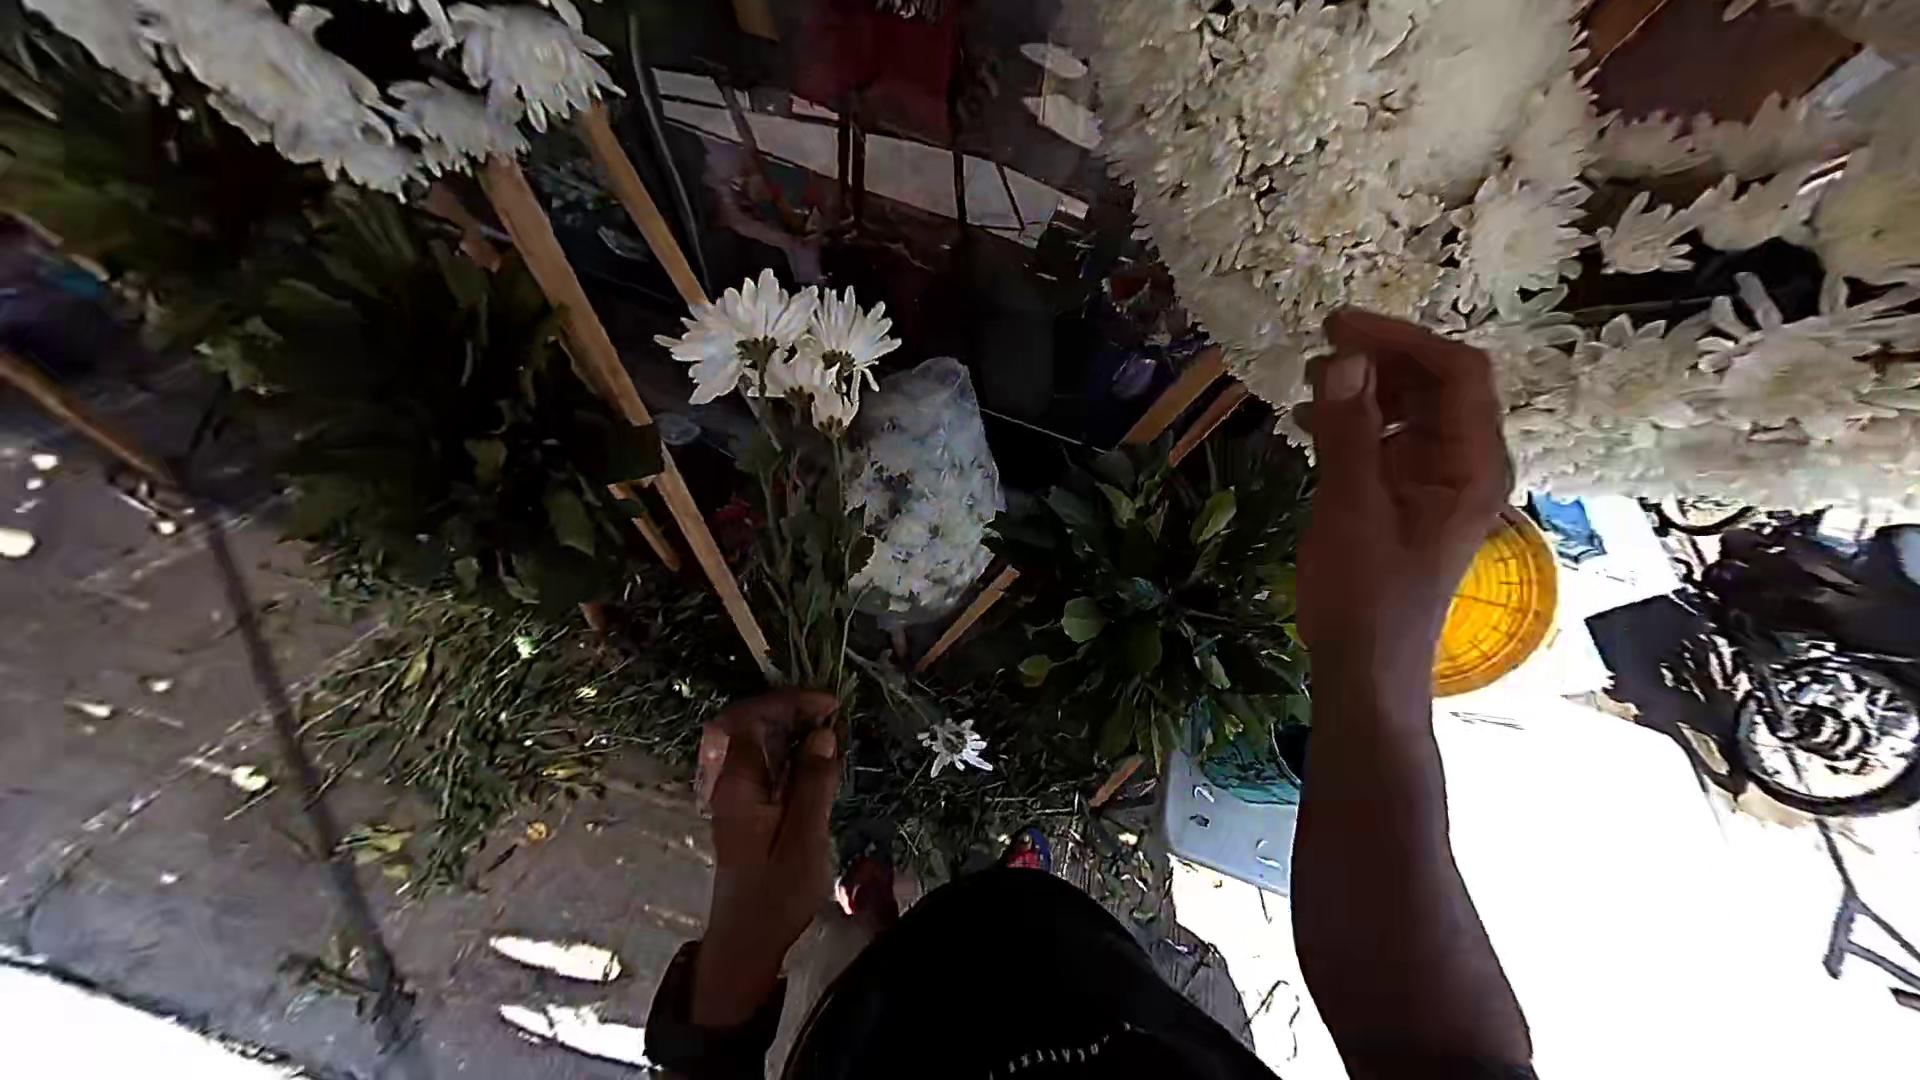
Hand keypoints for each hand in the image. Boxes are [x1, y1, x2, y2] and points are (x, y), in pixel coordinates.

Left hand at [692, 689, 841, 1026]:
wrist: (749, 942)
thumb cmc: (777, 895)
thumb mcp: (804, 839)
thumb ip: (814, 783)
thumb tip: (823, 734)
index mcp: (738, 785)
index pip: (750, 718)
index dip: (788, 702)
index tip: (829, 706)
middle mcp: (731, 781)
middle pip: (752, 722)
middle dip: (793, 709)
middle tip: (834, 716)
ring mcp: (738, 791)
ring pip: (760, 739)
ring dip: (795, 726)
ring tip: (834, 733)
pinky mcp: (750, 803)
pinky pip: (769, 759)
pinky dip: (795, 749)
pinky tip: (821, 758)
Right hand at [1297, 309, 1511, 683]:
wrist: (1363, 662)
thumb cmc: (1364, 591)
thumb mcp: (1351, 507)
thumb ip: (1348, 432)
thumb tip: (1342, 359)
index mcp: (1471, 464)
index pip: (1456, 374)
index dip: (1401, 340)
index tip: (1338, 326)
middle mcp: (1461, 465)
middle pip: (1432, 389)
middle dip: (1378, 363)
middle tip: (1316, 353)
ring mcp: (1429, 483)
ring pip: (1404, 414)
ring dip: (1360, 392)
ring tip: (1305, 384)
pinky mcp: (1399, 499)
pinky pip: (1380, 445)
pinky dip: (1348, 427)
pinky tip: (1308, 425)